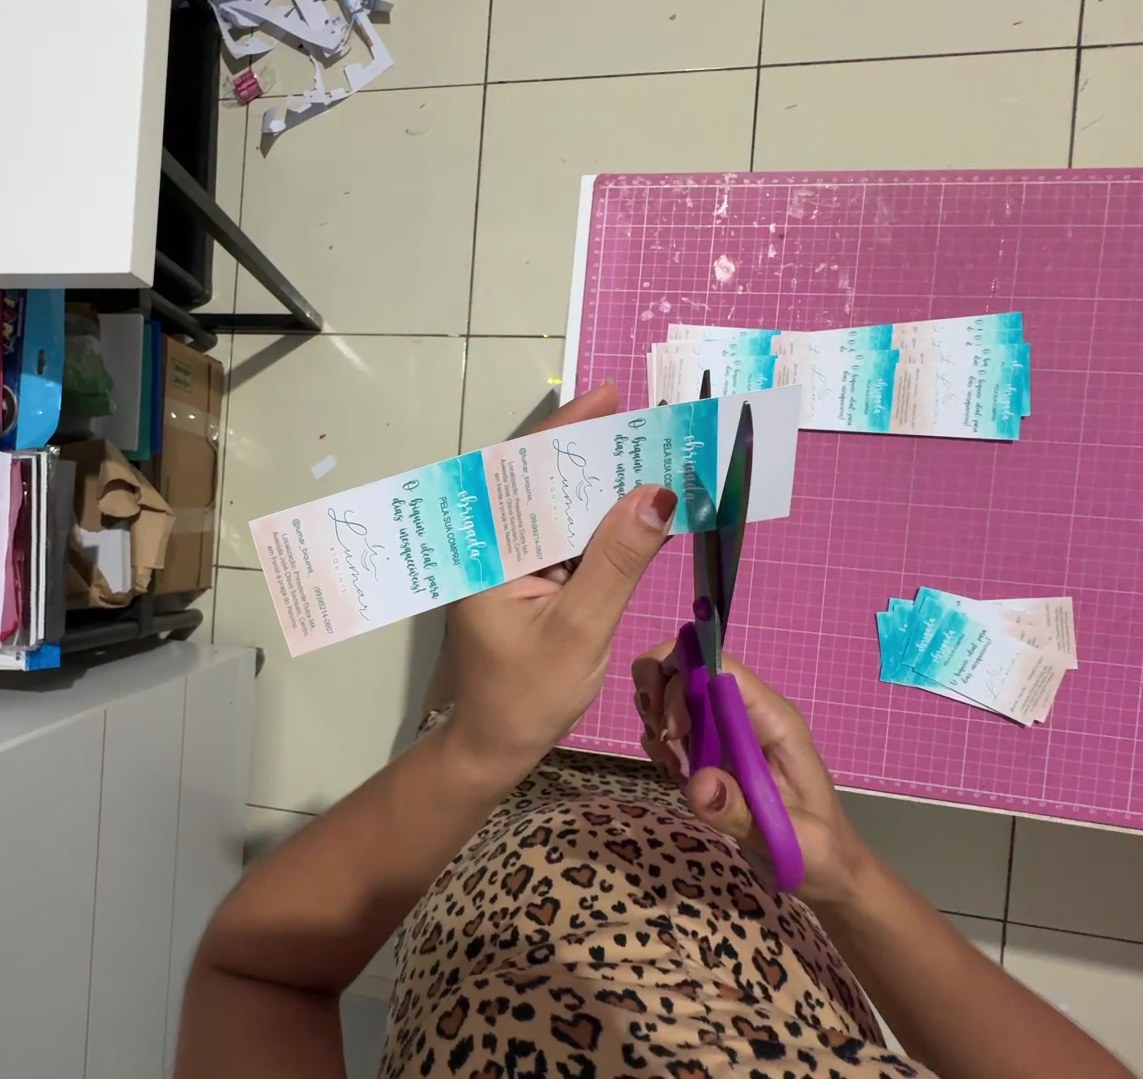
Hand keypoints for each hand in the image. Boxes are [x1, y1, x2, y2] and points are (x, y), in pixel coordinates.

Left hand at [435, 382, 678, 780]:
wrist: (497, 743)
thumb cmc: (527, 695)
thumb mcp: (578, 628)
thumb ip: (616, 561)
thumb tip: (657, 494)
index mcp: (485, 553)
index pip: (519, 477)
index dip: (563, 433)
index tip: (606, 398)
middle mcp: (491, 548)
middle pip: (537, 484)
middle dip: (586, 449)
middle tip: (640, 419)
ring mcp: (509, 563)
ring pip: (554, 510)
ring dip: (596, 483)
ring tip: (644, 448)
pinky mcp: (528, 579)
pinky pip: (565, 539)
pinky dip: (597, 521)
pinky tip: (631, 503)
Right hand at [632, 644, 876, 908]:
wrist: (825, 872)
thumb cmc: (819, 853)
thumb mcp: (789, 841)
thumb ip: (740, 811)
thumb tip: (696, 782)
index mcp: (770, 718)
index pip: (716, 666)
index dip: (681, 681)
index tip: (673, 730)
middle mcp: (742, 712)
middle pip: (681, 666)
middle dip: (657, 695)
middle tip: (663, 743)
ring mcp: (722, 727)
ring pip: (668, 691)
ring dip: (655, 722)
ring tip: (672, 766)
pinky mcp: (707, 746)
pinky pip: (667, 724)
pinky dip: (657, 743)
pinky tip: (673, 774)